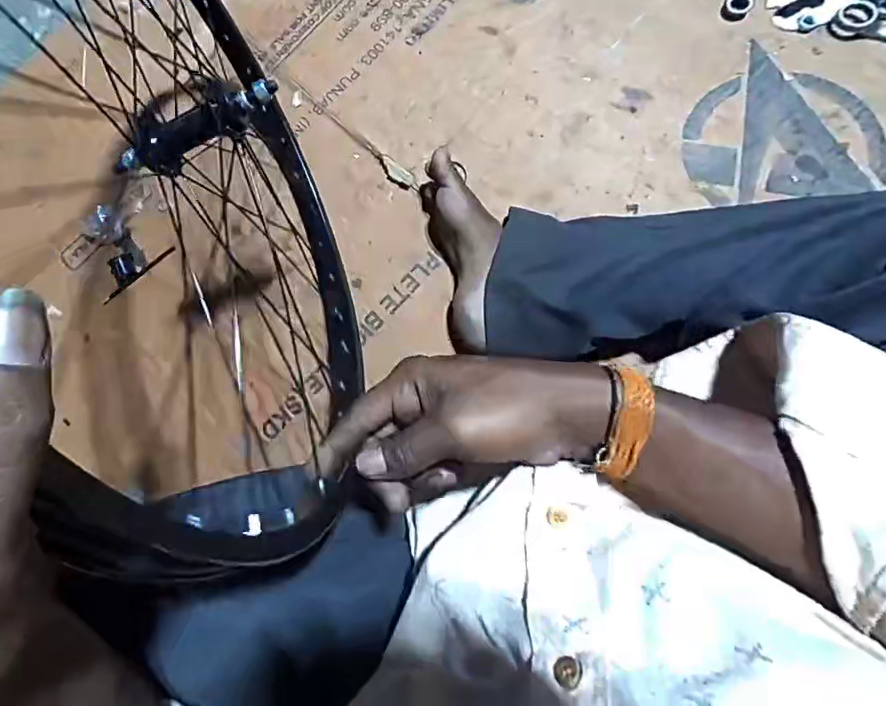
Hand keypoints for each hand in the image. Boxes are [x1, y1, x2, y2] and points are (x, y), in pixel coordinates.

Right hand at [316, 355, 612, 511]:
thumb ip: (403, 451)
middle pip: (380, 442)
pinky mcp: (458, 441)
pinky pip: (431, 464)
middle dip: (385, 473)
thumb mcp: (450, 430)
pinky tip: (455, 478)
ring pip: (405, 458)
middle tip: (397, 502)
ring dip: (415, 478)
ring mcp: (437, 421)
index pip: (361, 415)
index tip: (316, 476)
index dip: (339, 445)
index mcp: (407, 383)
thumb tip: (360, 465)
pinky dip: (436, 477)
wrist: (568, 414)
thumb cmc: (504, 410)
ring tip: (441, 481)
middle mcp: (415, 399)